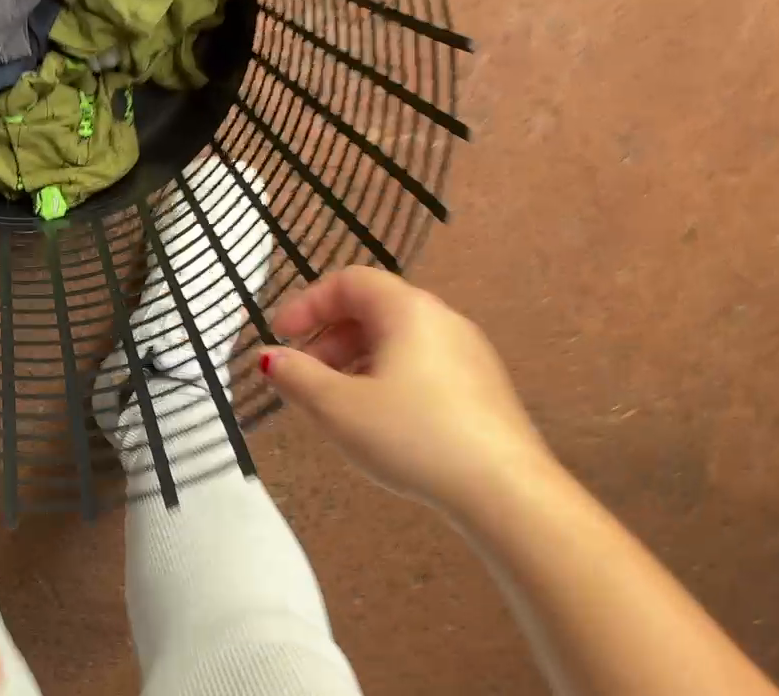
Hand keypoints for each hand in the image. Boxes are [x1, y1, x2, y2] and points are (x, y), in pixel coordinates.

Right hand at [261, 267, 557, 515]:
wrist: (509, 494)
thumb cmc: (415, 436)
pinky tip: (378, 419)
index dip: (306, 303)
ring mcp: (468, 353)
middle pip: (371, 308)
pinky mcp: (482, 387)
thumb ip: (296, 376)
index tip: (281, 336)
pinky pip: (420, 363)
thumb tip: (269, 357)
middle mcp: (441, 319)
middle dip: (327, 337)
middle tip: (303, 373)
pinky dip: (385, 376)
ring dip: (354, 359)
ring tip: (335, 401)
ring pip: (395, 339)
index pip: (347, 282)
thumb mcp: (338, 407)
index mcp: (407, 310)